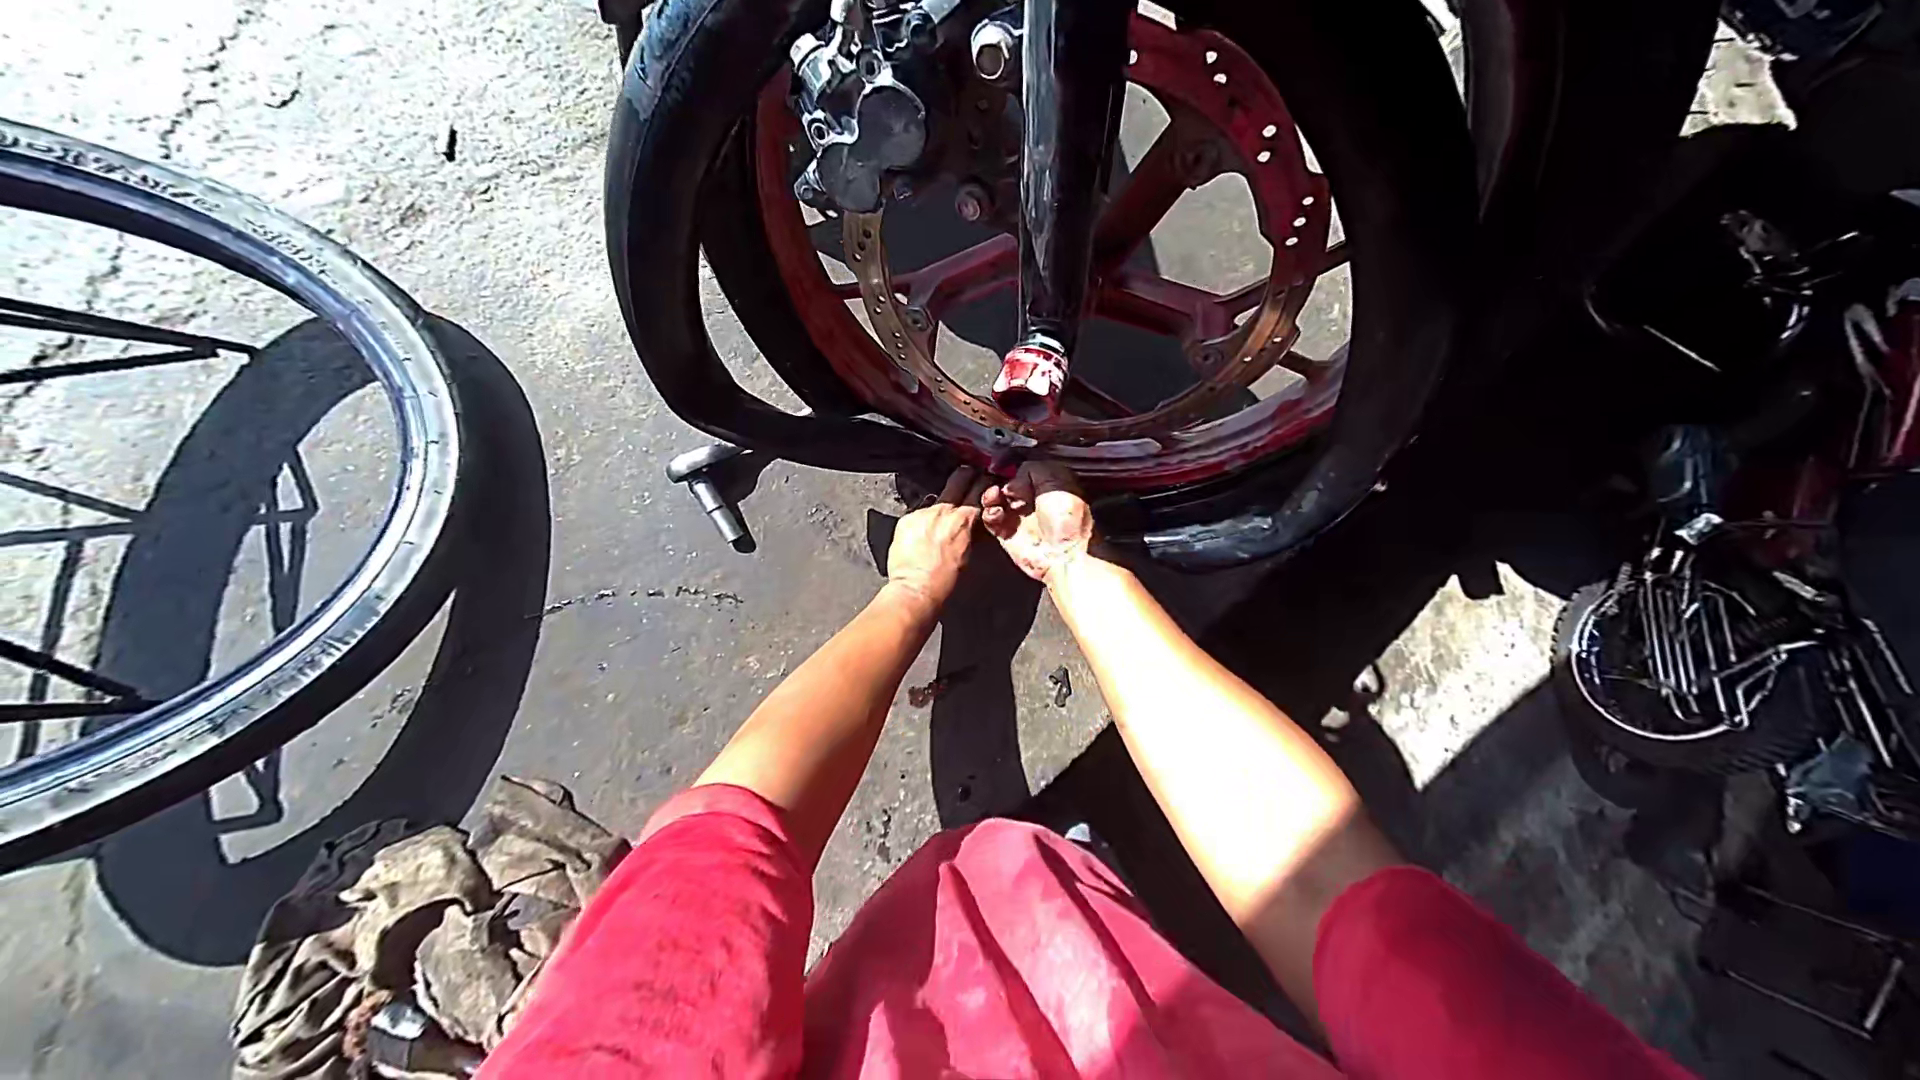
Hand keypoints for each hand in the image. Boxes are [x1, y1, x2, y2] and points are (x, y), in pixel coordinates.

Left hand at [884, 466, 982, 610]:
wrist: (915, 588)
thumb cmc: (943, 581)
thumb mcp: (968, 554)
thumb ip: (970, 533)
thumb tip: (970, 526)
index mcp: (963, 520)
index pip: (978, 492)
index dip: (983, 485)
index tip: (984, 481)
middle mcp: (943, 511)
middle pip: (958, 481)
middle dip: (966, 475)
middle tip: (969, 471)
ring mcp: (923, 513)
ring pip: (936, 497)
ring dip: (943, 499)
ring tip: (944, 509)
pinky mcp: (906, 519)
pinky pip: (918, 512)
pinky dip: (922, 517)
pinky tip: (923, 528)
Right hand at [980, 461, 1093, 587]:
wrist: (1064, 555)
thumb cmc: (1068, 520)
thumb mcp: (1056, 479)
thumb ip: (1033, 468)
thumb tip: (1014, 475)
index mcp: (1050, 484)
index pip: (1025, 467)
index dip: (1014, 465)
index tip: (1005, 464)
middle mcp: (1034, 500)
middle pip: (1007, 482)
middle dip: (1001, 480)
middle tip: (1004, 484)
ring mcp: (1020, 517)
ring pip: (996, 499)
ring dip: (991, 495)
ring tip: (994, 495)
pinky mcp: (1008, 533)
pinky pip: (991, 519)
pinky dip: (989, 513)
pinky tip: (995, 512)